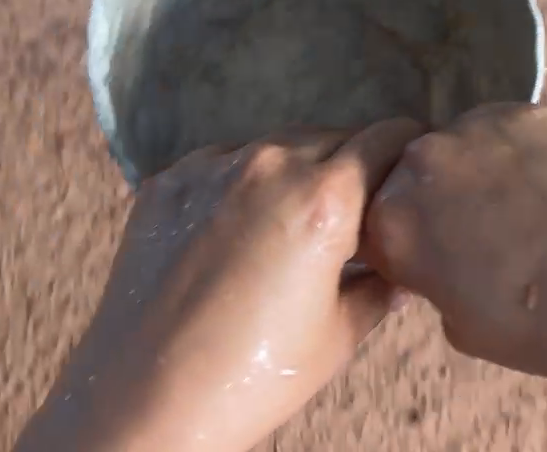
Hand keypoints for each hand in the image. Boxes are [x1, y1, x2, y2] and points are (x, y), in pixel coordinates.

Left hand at [17, 119, 424, 451]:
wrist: (139, 410)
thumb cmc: (252, 380)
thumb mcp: (339, 336)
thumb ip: (382, 285)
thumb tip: (401, 265)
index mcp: (327, 197)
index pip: (389, 136)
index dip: (407, 150)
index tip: (407, 169)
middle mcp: (274, 162)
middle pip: (336, 136)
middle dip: (352, 167)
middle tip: (347, 214)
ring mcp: (216, 165)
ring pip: (281, 145)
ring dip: (296, 171)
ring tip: (285, 227)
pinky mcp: (172, 178)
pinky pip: (226, 161)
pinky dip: (242, 184)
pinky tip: (231, 233)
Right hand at [363, 104, 546, 410]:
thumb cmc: (536, 325)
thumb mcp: (457, 319)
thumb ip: (431, 271)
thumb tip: (444, 250)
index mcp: (392, 218)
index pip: (377, 216)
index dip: (405, 233)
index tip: (431, 247)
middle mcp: (421, 161)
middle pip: (416, 169)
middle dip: (439, 193)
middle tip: (481, 223)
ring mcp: (474, 127)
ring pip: (463, 142)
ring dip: (480, 165)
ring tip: (525, 203)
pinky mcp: (523, 111)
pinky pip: (508, 129)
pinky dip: (523, 151)